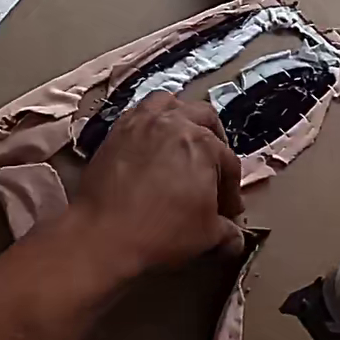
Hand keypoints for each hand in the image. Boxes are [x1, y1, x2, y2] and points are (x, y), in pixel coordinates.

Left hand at [64, 92, 246, 279]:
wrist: (104, 233)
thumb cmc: (162, 231)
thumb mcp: (206, 234)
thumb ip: (226, 231)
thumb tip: (234, 237)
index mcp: (204, 144)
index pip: (228, 163)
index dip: (231, 190)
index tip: (227, 211)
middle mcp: (175, 123)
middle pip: (205, 118)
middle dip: (215, 140)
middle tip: (212, 167)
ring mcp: (142, 122)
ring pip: (169, 103)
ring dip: (181, 117)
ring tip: (181, 139)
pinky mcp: (116, 131)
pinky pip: (138, 112)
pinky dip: (149, 121)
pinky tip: (149, 142)